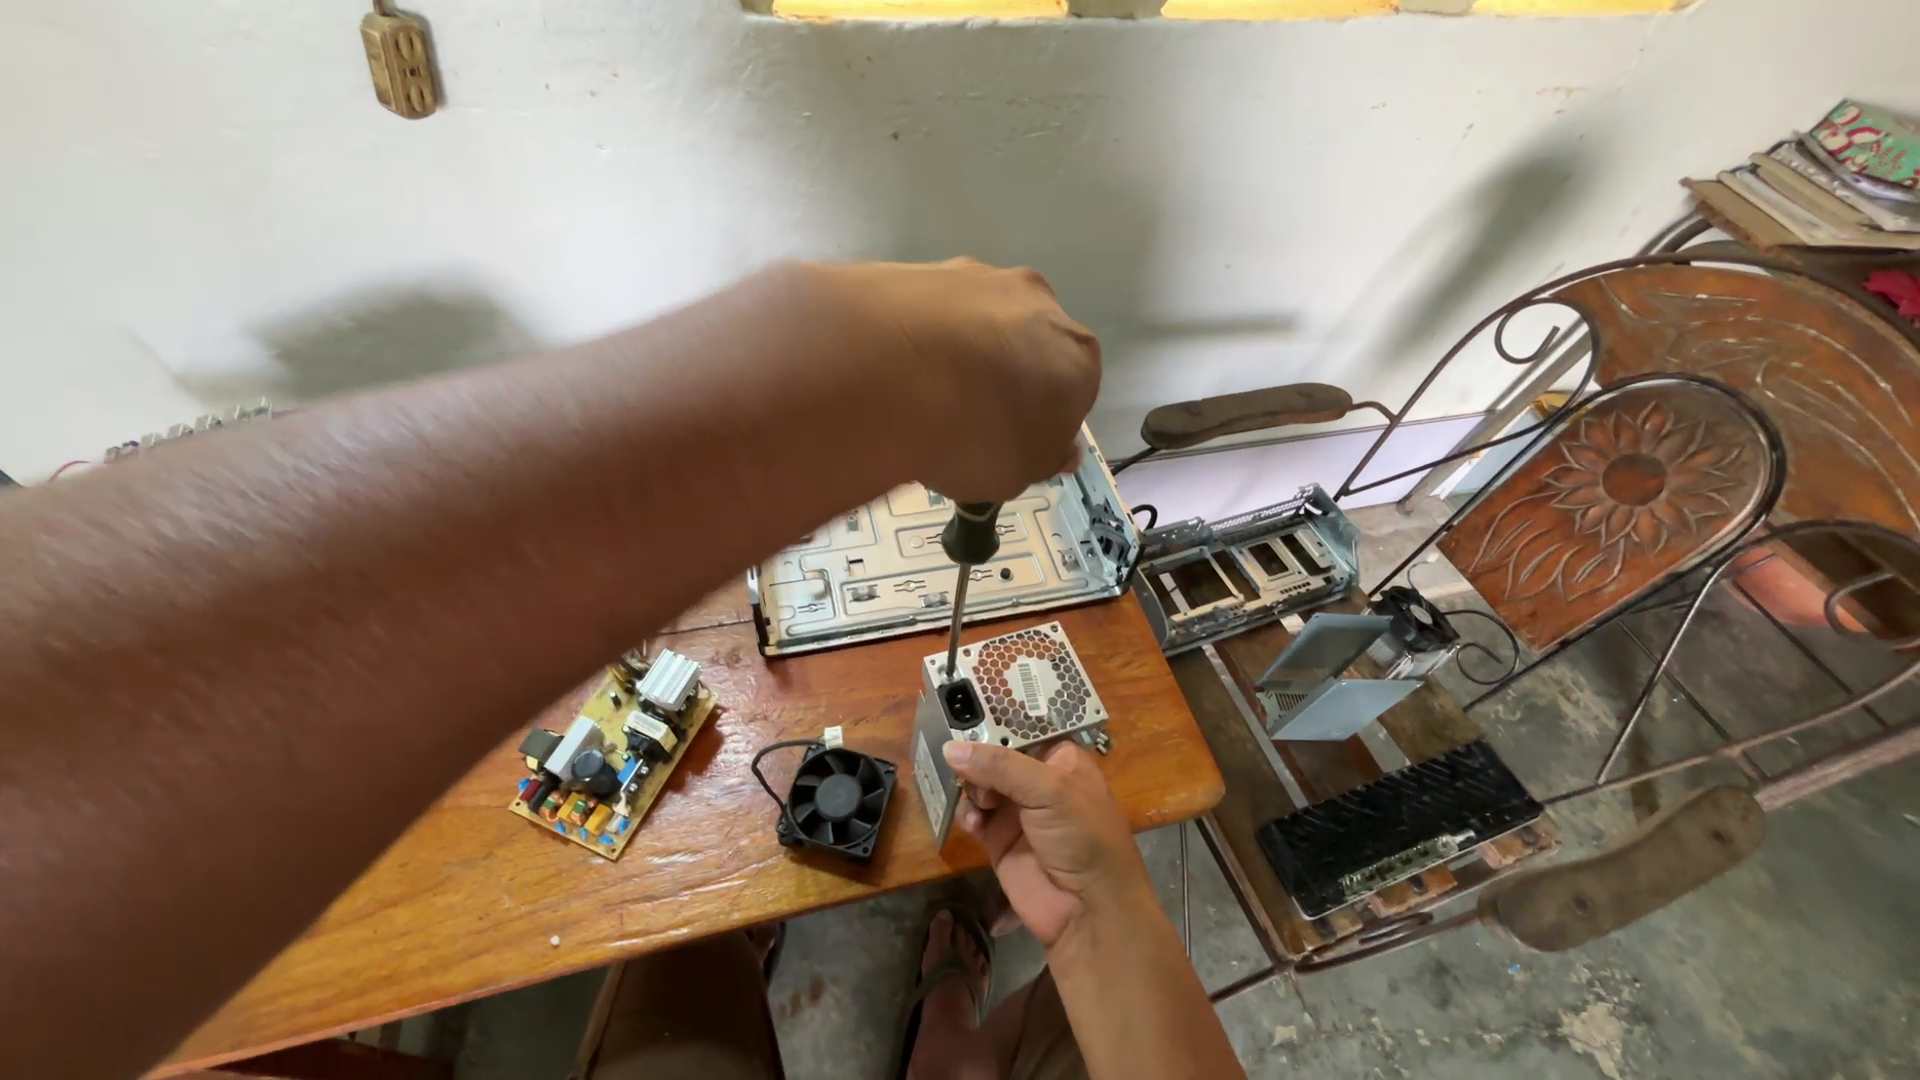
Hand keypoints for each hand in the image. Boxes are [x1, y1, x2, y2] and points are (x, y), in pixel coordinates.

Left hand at [799, 259, 1101, 501]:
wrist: (891, 371)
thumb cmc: (978, 434)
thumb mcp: (1020, 473)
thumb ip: (1043, 456)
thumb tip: (1060, 448)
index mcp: (1078, 353)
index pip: (1072, 390)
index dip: (1041, 420)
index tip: (1011, 444)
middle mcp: (1038, 302)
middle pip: (1026, 346)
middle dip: (1002, 378)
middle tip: (964, 420)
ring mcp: (977, 276)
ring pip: (975, 324)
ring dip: (958, 353)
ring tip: (919, 398)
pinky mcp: (920, 268)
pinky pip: (927, 313)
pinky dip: (917, 338)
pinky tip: (892, 371)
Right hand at [941, 739, 1153, 949]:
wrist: (1088, 911)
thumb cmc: (1084, 837)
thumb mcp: (1050, 790)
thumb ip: (1000, 766)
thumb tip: (951, 749)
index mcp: (1061, 759)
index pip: (1024, 727)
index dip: (996, 718)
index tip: (963, 705)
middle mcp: (1037, 780)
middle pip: (995, 754)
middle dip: (976, 753)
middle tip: (958, 753)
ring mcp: (1017, 810)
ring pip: (980, 782)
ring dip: (972, 785)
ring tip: (979, 797)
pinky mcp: (998, 839)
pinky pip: (973, 815)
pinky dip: (968, 814)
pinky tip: (975, 823)